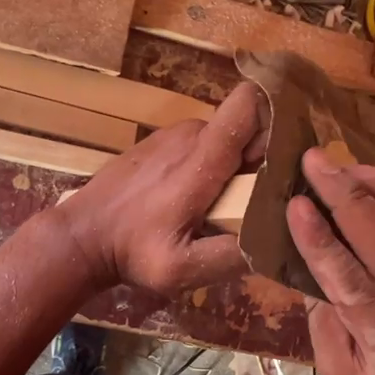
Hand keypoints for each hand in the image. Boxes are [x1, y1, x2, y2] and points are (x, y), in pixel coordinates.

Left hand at [50, 81, 262, 295]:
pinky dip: (213, 168)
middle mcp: (191, 134)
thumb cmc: (132, 251)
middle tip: (263, 202)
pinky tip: (200, 203)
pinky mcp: (161, 143)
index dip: (278, 119)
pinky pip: (203, 146)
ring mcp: (173, 135)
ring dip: (236, 168)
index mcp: (202, 157)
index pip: (250, 105)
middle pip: (247, 129)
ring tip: (229, 210)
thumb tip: (278, 242)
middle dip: (263, 159)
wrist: (82, 236)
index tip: (293, 153)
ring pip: (226, 140)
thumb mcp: (182, 269)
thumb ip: (231, 256)